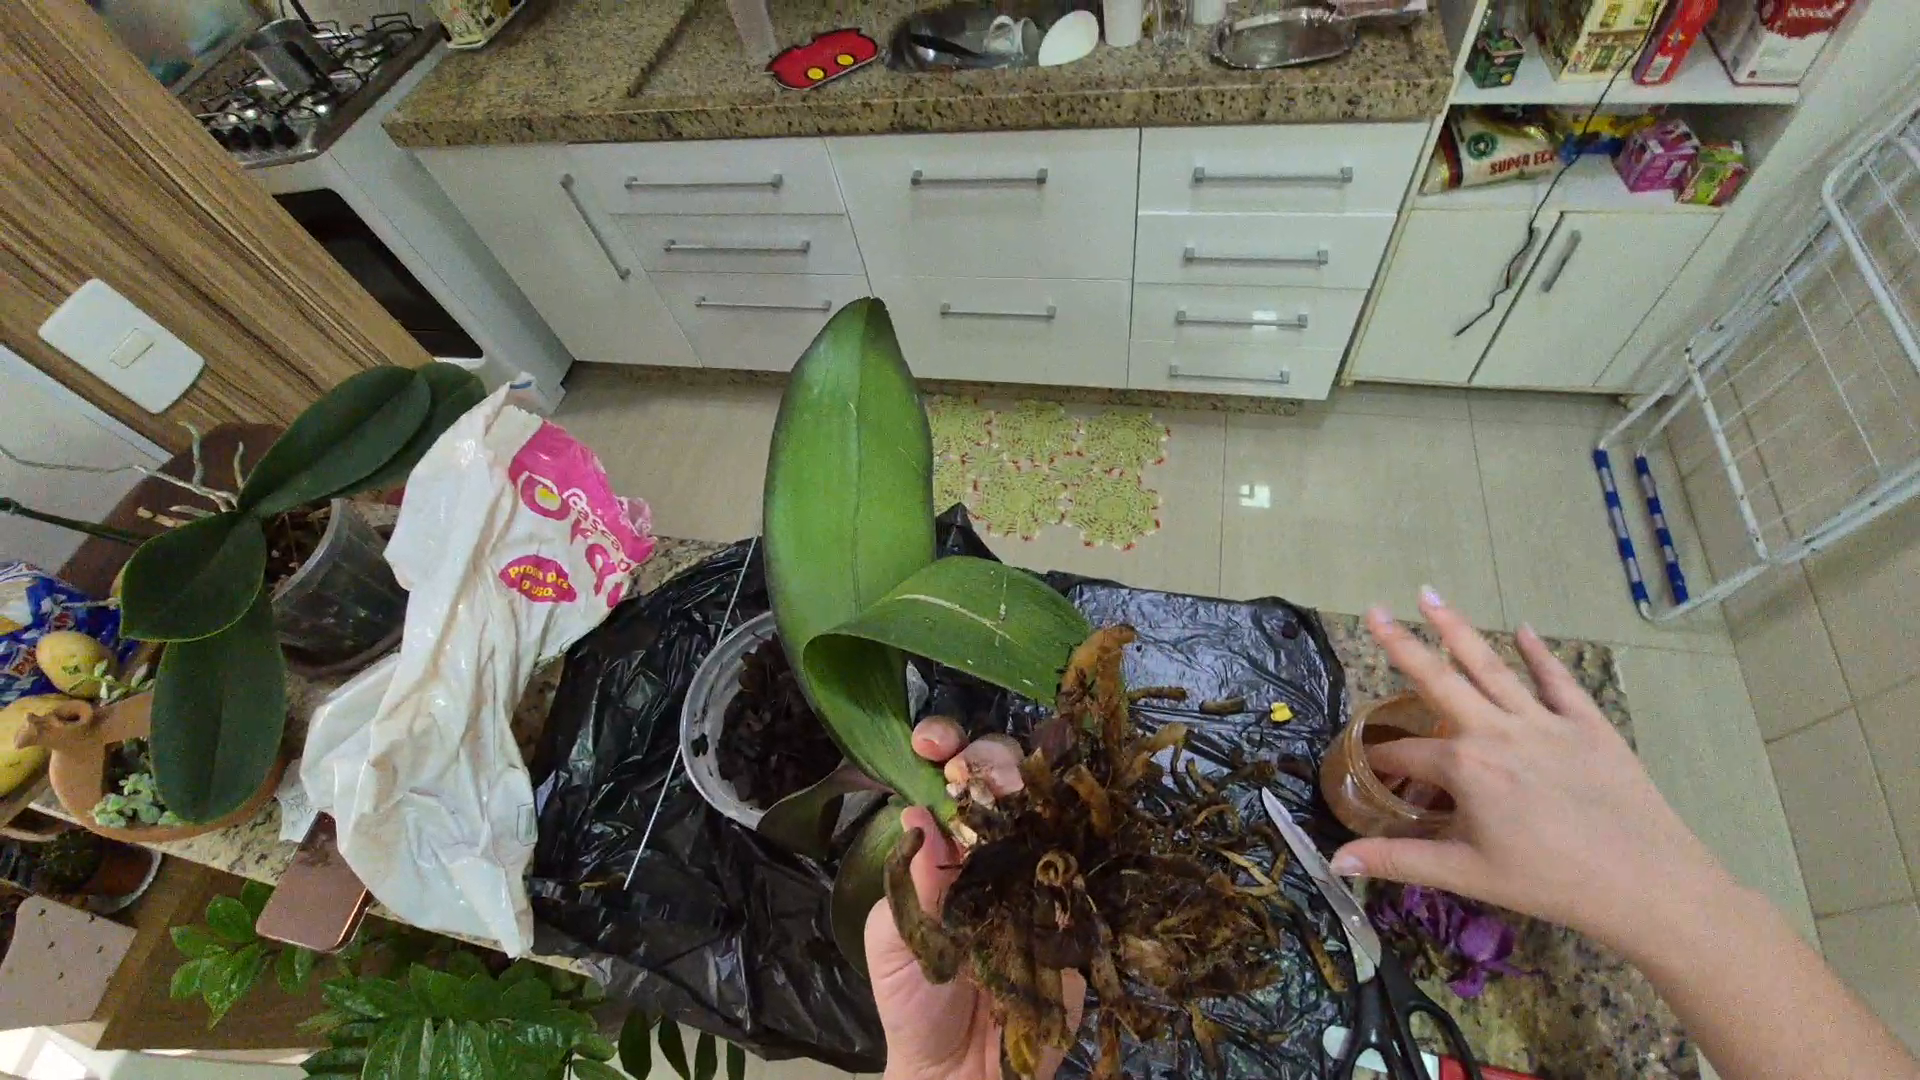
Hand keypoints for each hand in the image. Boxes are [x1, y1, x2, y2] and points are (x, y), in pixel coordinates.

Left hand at [864, 718, 1084, 1079]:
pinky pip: (1079, 857)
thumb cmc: (917, 1003)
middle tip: (983, 772)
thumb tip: (917, 812)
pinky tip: (1076, 812)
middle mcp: (992, 844)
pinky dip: (1080, 828)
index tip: (935, 744)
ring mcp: (1036, 869)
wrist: (967, 1074)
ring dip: (1038, 782)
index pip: (946, 779)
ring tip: (1021, 790)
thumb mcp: (897, 941)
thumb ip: (911, 883)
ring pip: (1044, 803)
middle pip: (1002, 777)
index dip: (944, 748)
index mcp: (943, 845)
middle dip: (993, 758)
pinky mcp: (1072, 905)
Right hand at [1329, 589, 1737, 957]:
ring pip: (1490, 667)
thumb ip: (1396, 860)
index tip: (1370, 770)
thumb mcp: (1466, 874)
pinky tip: (1525, 629)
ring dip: (1456, 629)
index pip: (1405, 754)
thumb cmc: (1552, 883)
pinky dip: (1541, 654)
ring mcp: (1544, 723)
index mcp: (1464, 767)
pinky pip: (1559, 682)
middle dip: (1400, 643)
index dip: (1382, 762)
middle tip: (1373, 609)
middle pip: (1437, 680)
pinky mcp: (1589, 726)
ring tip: (1429, 595)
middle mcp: (1495, 732)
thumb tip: (1336, 862)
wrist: (1657, 891)